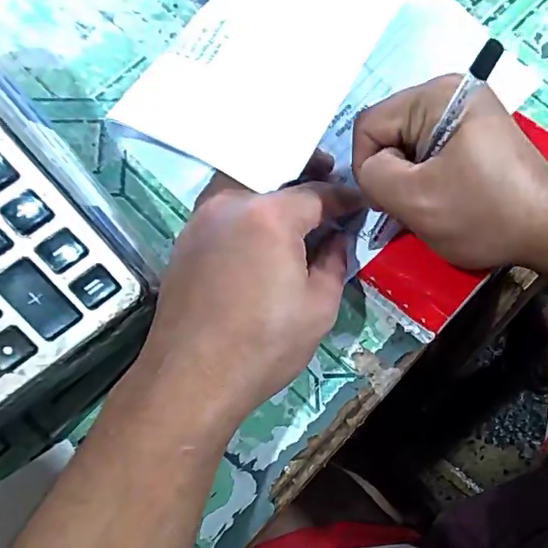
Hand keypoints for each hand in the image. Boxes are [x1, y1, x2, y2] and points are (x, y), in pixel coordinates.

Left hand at [123, 154, 363, 433]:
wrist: (192, 377)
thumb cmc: (265, 344)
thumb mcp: (319, 308)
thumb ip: (333, 263)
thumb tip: (336, 240)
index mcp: (269, 215)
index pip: (317, 193)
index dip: (344, 197)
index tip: (361, 204)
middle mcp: (229, 204)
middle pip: (272, 170)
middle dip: (303, 170)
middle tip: (327, 177)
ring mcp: (200, 220)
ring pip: (241, 184)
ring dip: (270, 186)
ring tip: (295, 206)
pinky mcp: (185, 242)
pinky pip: (223, 209)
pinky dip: (248, 208)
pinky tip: (263, 234)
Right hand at [352, 75, 547, 269]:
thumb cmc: (485, 215)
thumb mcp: (416, 201)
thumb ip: (374, 177)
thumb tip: (371, 170)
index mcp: (437, 94)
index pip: (369, 125)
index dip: (370, 169)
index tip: (392, 203)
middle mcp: (452, 93)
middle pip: (391, 134)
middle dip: (396, 177)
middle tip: (419, 210)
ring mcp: (470, 115)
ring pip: (412, 150)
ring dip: (415, 184)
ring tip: (439, 209)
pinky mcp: (481, 138)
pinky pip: (436, 157)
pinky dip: (435, 183)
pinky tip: (453, 204)